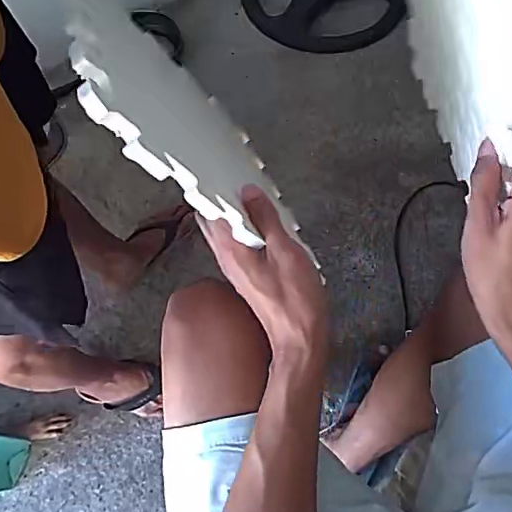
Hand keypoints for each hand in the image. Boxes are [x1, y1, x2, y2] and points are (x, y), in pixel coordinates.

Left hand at [199, 188, 328, 369]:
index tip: (226, 172)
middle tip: (240, 181)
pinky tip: (265, 225)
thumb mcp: (286, 251)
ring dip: (238, 214)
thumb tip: (251, 194)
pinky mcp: (247, 275)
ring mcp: (235, 269)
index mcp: (231, 250)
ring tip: (255, 197)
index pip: (212, 210)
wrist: (299, 339)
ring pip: (227, 232)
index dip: (217, 189)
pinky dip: (248, 229)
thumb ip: (267, 219)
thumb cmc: (295, 300)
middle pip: (215, 220)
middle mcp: (227, 259)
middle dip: (224, 199)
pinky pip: (240, 243)